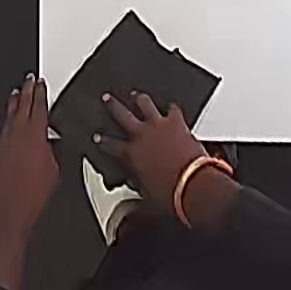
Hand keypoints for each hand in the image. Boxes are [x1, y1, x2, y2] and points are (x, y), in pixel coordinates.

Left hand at [0, 75, 56, 289]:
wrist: (7, 213)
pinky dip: (3, 123)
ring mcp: (3, 139)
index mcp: (36, 132)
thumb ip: (54, 150)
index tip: (41, 82)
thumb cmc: (33, 195)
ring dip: (14, 101)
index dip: (40, 91)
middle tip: (29, 79)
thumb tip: (52, 144)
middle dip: (27, 89)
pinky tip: (3, 123)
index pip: (39, 103)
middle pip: (22, 102)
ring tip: (16, 93)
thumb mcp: (55, 170)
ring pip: (9, 112)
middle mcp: (17, 131)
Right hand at [95, 92, 235, 229]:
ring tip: (136, 94)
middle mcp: (142, 135)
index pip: (112, 145)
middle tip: (106, 98)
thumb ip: (138, 185)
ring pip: (144, 103)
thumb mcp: (147, 195)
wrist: (193, 185)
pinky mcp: (176, 122)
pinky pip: (172, 109)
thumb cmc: (171, 195)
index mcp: (132, 154)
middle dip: (112, 106)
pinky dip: (171, 108)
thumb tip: (136, 186)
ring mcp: (159, 125)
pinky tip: (170, 106)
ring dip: (139, 98)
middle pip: (122, 115)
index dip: (103, 141)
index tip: (98, 136)